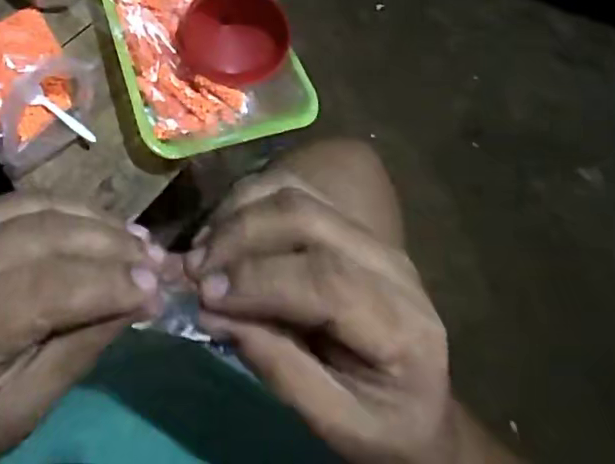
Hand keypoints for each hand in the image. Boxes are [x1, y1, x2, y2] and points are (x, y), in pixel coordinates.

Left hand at [0, 193, 164, 462]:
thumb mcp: (29, 405)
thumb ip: (84, 345)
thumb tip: (145, 296)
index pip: (47, 288)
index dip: (107, 282)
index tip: (158, 287)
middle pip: (49, 238)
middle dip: (111, 248)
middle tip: (159, 262)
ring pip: (46, 211)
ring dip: (100, 224)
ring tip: (142, 243)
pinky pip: (34, 201)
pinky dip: (76, 211)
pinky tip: (107, 226)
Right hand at [187, 175, 508, 463]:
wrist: (421, 404)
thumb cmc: (382, 424)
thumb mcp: (336, 423)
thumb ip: (277, 366)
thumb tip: (210, 312)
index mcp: (400, 323)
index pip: (325, 279)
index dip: (259, 279)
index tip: (205, 294)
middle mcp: (390, 263)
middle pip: (306, 219)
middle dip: (240, 235)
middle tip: (193, 268)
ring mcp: (369, 234)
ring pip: (294, 194)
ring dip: (238, 213)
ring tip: (201, 249)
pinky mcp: (347, 222)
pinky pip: (291, 189)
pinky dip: (248, 200)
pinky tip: (222, 229)